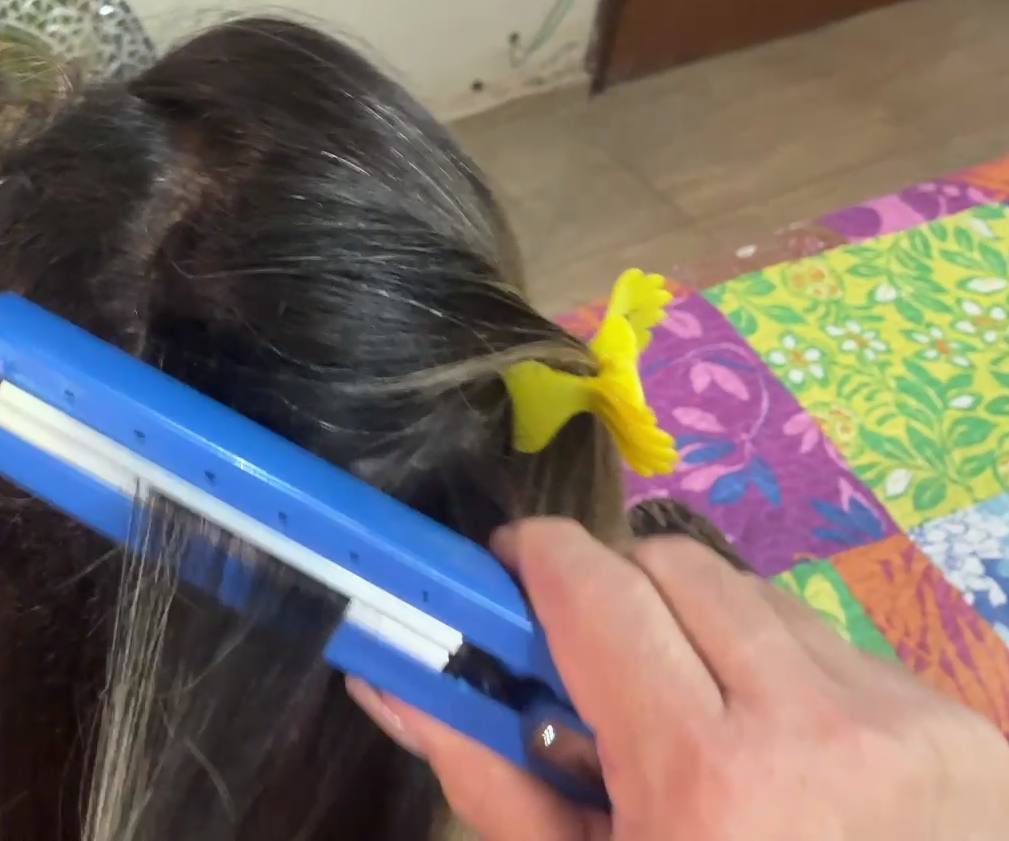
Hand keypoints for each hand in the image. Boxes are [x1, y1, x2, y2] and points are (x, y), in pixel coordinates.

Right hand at [348, 518, 1008, 839]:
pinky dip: (765, 655)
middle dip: (605, 585)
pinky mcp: (969, 729)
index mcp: (706, 771)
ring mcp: (914, 724)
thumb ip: (472, 764)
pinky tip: (772, 737)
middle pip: (661, 559)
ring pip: (741, 587)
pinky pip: (817, 634)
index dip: (529, 556)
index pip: (586, 577)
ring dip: (686, 617)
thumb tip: (377, 675)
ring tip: (686, 700)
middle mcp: (820, 725)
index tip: (505, 575)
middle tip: (586, 649)